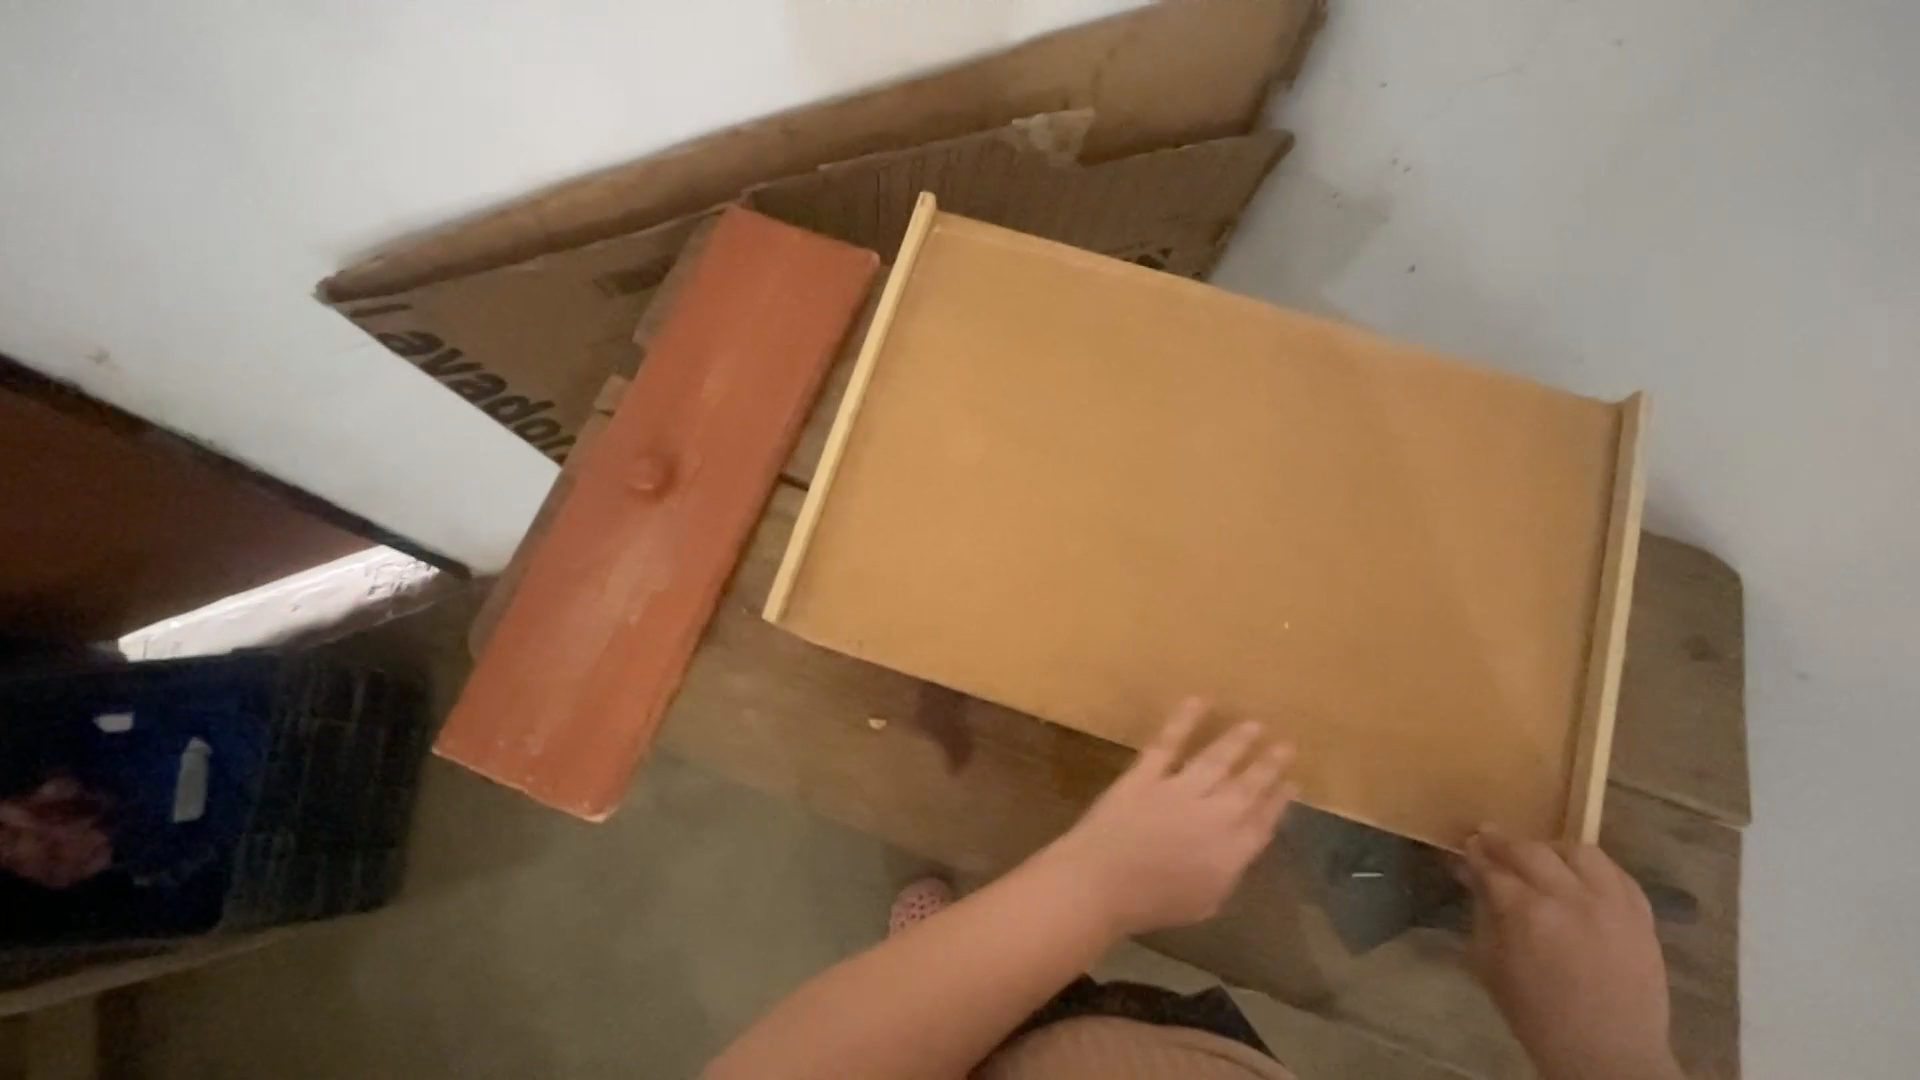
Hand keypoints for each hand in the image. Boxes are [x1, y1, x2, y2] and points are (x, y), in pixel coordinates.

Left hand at [1043, 697, 1296, 936]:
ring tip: (1254, 725)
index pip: (1263, 822)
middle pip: (1247, 786)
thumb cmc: (1151, 903)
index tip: (1293, 783)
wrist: (1101, 883)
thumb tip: (1236, 849)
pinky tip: (1200, 701)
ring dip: (1237, 741)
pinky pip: (1168, 743)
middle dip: (1269, 765)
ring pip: (1216, 760)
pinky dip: (1184, 720)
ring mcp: (1179, 791)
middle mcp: (1213, 816)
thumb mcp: (1205, 902)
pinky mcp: (1146, 775)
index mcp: (1231, 853)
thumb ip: (1226, 871)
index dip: (1278, 801)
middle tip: (1286, 745)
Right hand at [1462, 828, 1683, 1079]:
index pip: (1492, 867)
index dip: (1474, 854)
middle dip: (1503, 841)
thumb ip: (1482, 911)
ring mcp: (1612, 908)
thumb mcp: (1490, 962)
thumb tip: (1471, 874)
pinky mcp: (1642, 921)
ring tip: (1542, 858)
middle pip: (1531, 850)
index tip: (1464, 847)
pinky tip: (1580, 877)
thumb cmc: (1536, 1013)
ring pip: (1581, 853)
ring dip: (1553, 850)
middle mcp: (1571, 900)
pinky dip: (1596, 870)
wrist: (1607, 1056)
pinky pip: (1620, 877)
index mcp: (1527, 913)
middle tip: (1487, 836)